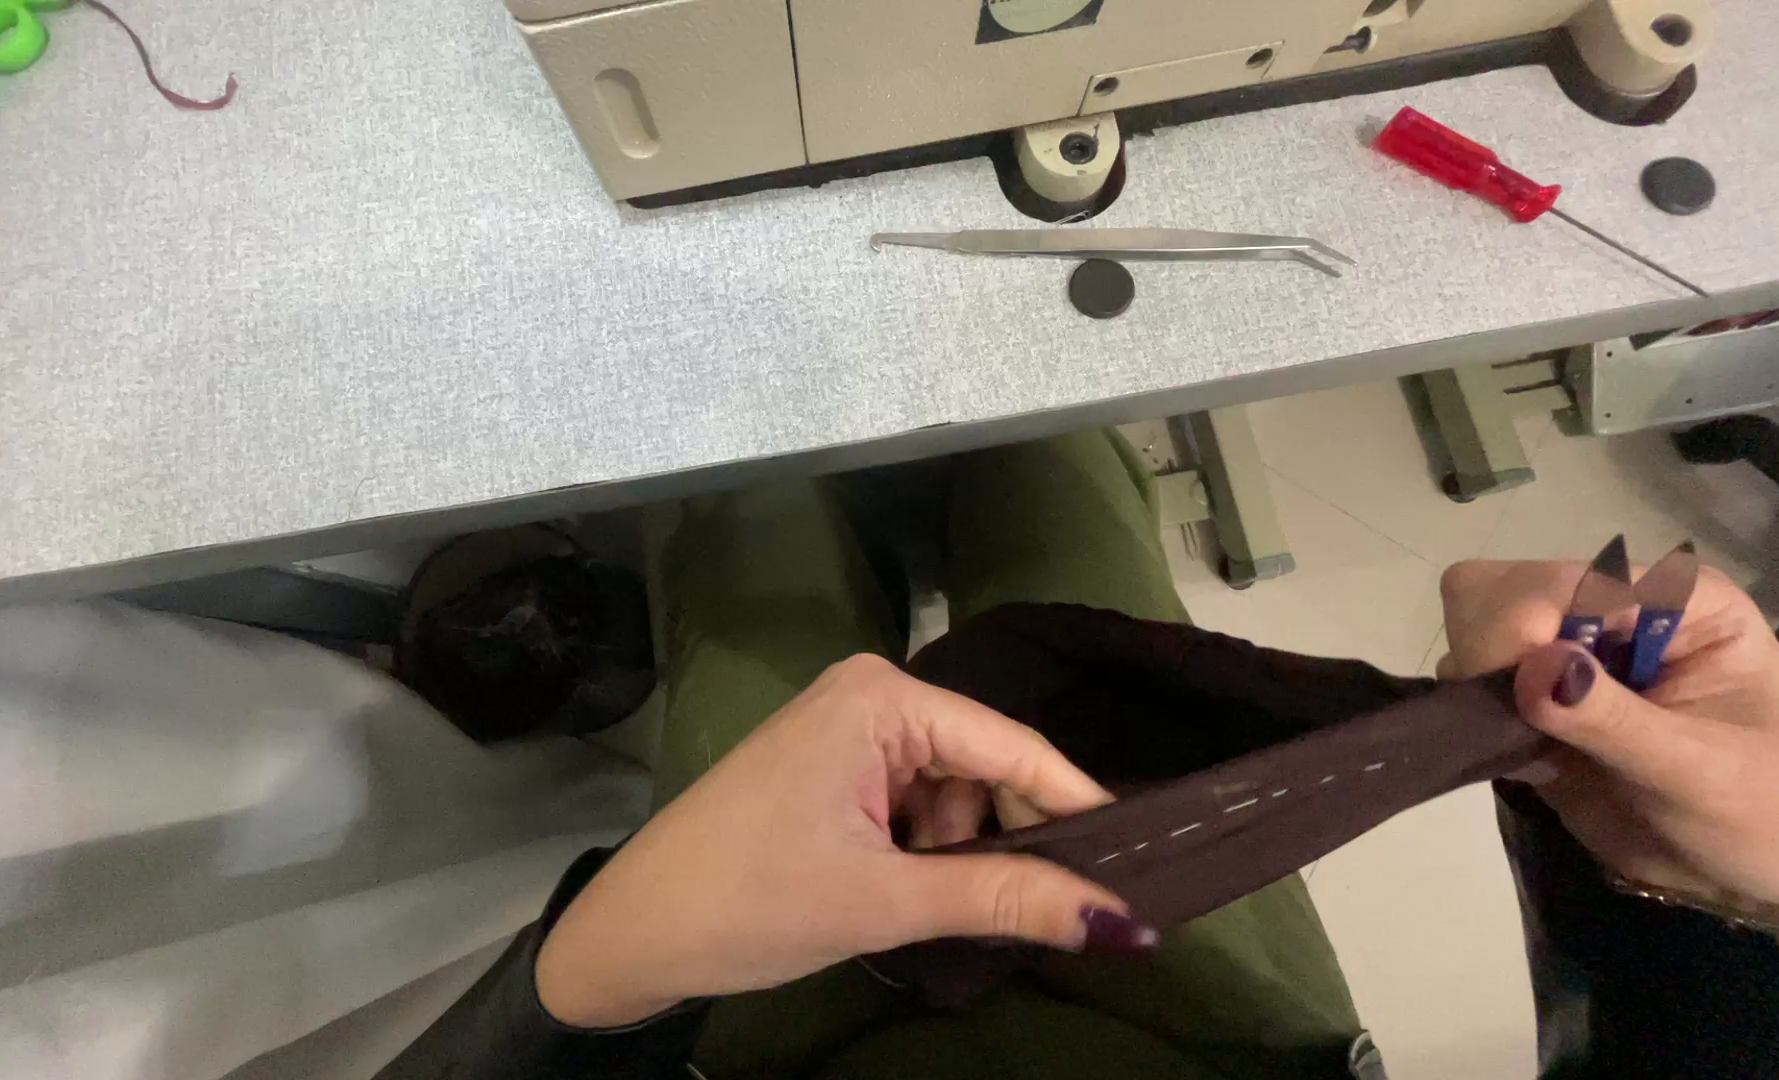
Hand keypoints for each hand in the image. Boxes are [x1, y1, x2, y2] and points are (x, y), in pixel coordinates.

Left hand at [534, 655, 1145, 1027]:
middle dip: (1005, 834)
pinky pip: (912, 791)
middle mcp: (871, 691)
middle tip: (1041, 909)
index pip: (1008, 745)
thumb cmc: (751, 899)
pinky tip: (904, 883)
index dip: (1075, 804)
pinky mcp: (835, 757)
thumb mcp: (884, 900)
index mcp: (881, 697)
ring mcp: (849, 722)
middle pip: (980, 761)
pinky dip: (926, 841)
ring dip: (959, 845)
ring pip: (949, 783)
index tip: (1139, 861)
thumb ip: (1003, 898)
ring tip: (928, 902)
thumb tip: (1120, 920)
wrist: (638, 926)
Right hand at [1439, 559, 1778, 920]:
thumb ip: (1616, 720)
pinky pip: (1459, 674)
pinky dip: (1470, 711)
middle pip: (1492, 587)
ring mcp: (1553, 643)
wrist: (1736, 873)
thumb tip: (1538, 667)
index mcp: (1673, 605)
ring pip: (1463, 625)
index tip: (1518, 688)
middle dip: (1486, 650)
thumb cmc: (1760, 817)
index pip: (1563, 580)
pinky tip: (1524, 750)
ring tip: (1534, 742)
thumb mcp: (1704, 775)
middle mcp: (1605, 609)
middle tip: (1520, 716)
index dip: (1520, 623)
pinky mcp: (1517, 682)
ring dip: (1478, 685)